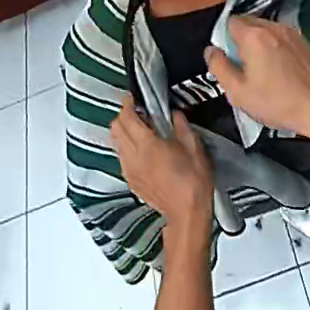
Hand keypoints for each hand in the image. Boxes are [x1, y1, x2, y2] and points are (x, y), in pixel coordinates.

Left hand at [110, 97, 213, 228]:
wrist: (186, 211)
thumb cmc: (194, 179)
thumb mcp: (194, 147)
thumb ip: (182, 126)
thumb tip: (174, 114)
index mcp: (148, 145)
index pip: (127, 118)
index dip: (127, 104)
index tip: (133, 97)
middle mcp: (133, 156)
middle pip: (116, 128)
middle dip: (123, 115)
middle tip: (138, 111)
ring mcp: (130, 169)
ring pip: (116, 143)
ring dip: (123, 131)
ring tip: (140, 128)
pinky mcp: (131, 180)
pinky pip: (122, 157)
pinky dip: (126, 147)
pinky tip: (142, 149)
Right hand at [204, 15, 309, 134]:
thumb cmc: (274, 102)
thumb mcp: (237, 91)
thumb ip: (219, 67)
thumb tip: (211, 50)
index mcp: (254, 36)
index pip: (230, 22)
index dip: (225, 38)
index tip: (228, 58)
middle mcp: (273, 27)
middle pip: (248, 22)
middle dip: (241, 39)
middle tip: (243, 66)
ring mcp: (291, 33)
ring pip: (265, 29)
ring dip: (258, 42)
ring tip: (261, 68)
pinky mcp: (303, 42)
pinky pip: (280, 36)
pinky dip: (274, 45)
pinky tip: (277, 68)